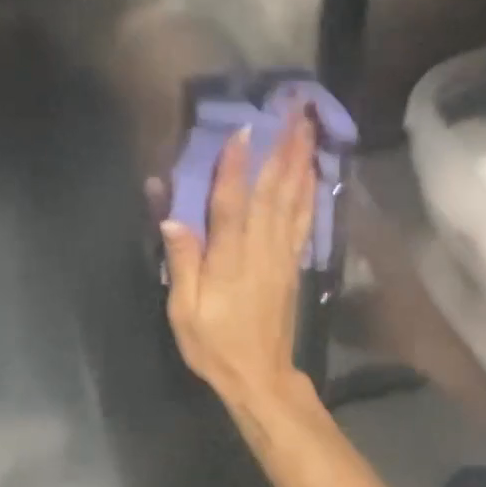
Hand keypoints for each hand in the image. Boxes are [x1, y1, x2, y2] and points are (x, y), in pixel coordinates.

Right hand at [161, 116, 317, 409]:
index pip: (231, 204)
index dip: (235, 166)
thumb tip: (172, 219)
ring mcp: (282, 256)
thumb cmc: (214, 346)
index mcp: (229, 260)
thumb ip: (182, 264)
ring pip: (293, 199)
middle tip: (293, 110)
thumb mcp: (184, 312)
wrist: (259, 376)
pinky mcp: (293, 265)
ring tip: (307, 127)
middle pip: (272, 191)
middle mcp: (260, 249)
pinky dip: (310, 192)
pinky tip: (313, 173)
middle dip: (282, 149)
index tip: (243, 129)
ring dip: (300, 161)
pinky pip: (304, 221)